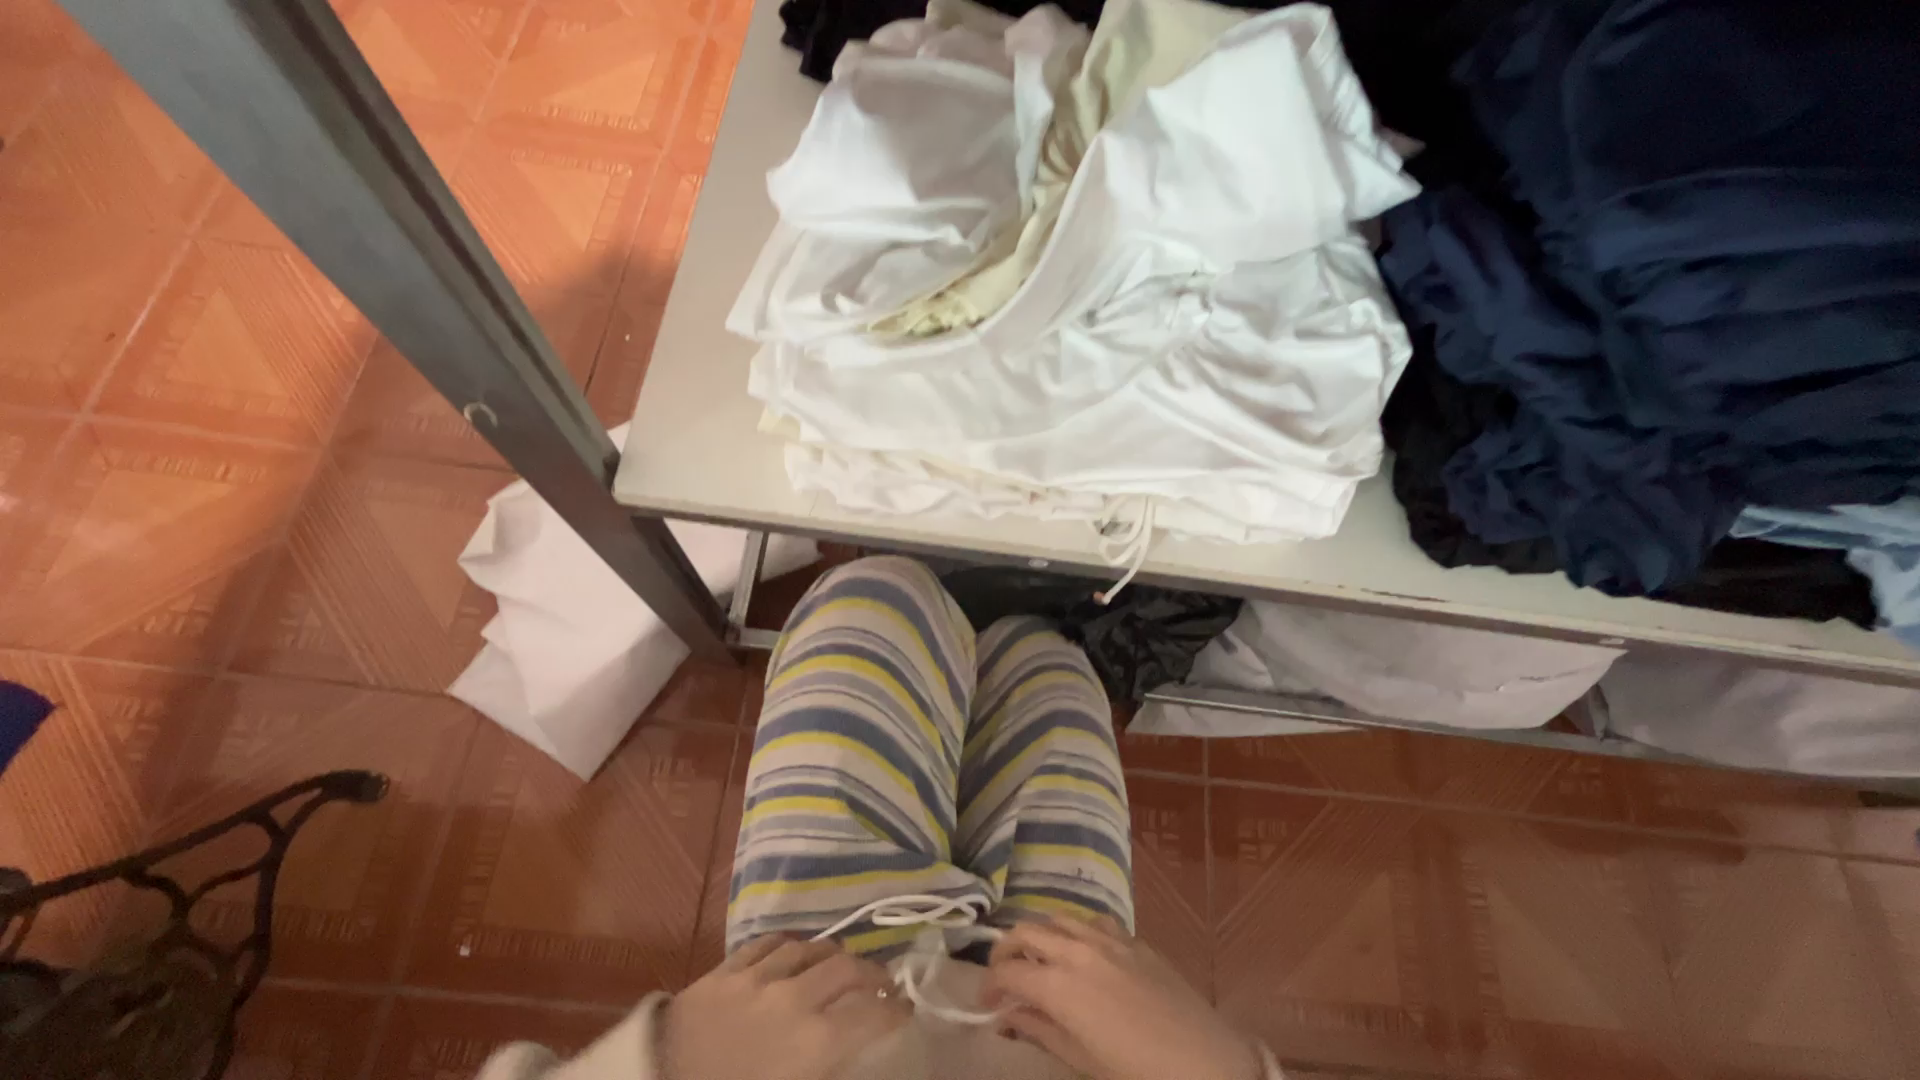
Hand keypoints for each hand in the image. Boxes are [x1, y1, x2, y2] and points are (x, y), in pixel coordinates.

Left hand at [661, 935, 909, 1079]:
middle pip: (847, 968)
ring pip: (810, 949)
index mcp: (816, 1041)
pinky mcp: (725, 971)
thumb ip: (829, 1070)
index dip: (898, 1009)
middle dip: (873, 974)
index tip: (909, 1009)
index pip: (875, 1013)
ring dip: (832, 954)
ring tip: (842, 963)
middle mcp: (794, 998)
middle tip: (883, 983)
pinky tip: (795, 951)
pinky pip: (767, 944)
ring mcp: (757, 978)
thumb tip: (849, 1059)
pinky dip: (789, 946)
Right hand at [986, 916, 1261, 1079]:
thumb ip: (1040, 1031)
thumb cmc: (1138, 1073)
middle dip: (1006, 951)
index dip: (989, 984)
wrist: (1208, 1063)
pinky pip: (1094, 921)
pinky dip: (1077, 931)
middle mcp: (1078, 949)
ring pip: (1058, 918)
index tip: (987, 1003)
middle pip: (1026, 931)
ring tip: (1039, 961)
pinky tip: (1083, 953)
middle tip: (1004, 977)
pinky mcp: (1135, 940)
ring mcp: (1109, 939)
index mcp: (1060, 984)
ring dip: (1040, 935)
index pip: (1007, 971)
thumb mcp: (1081, 1060)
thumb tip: (1009, 1017)